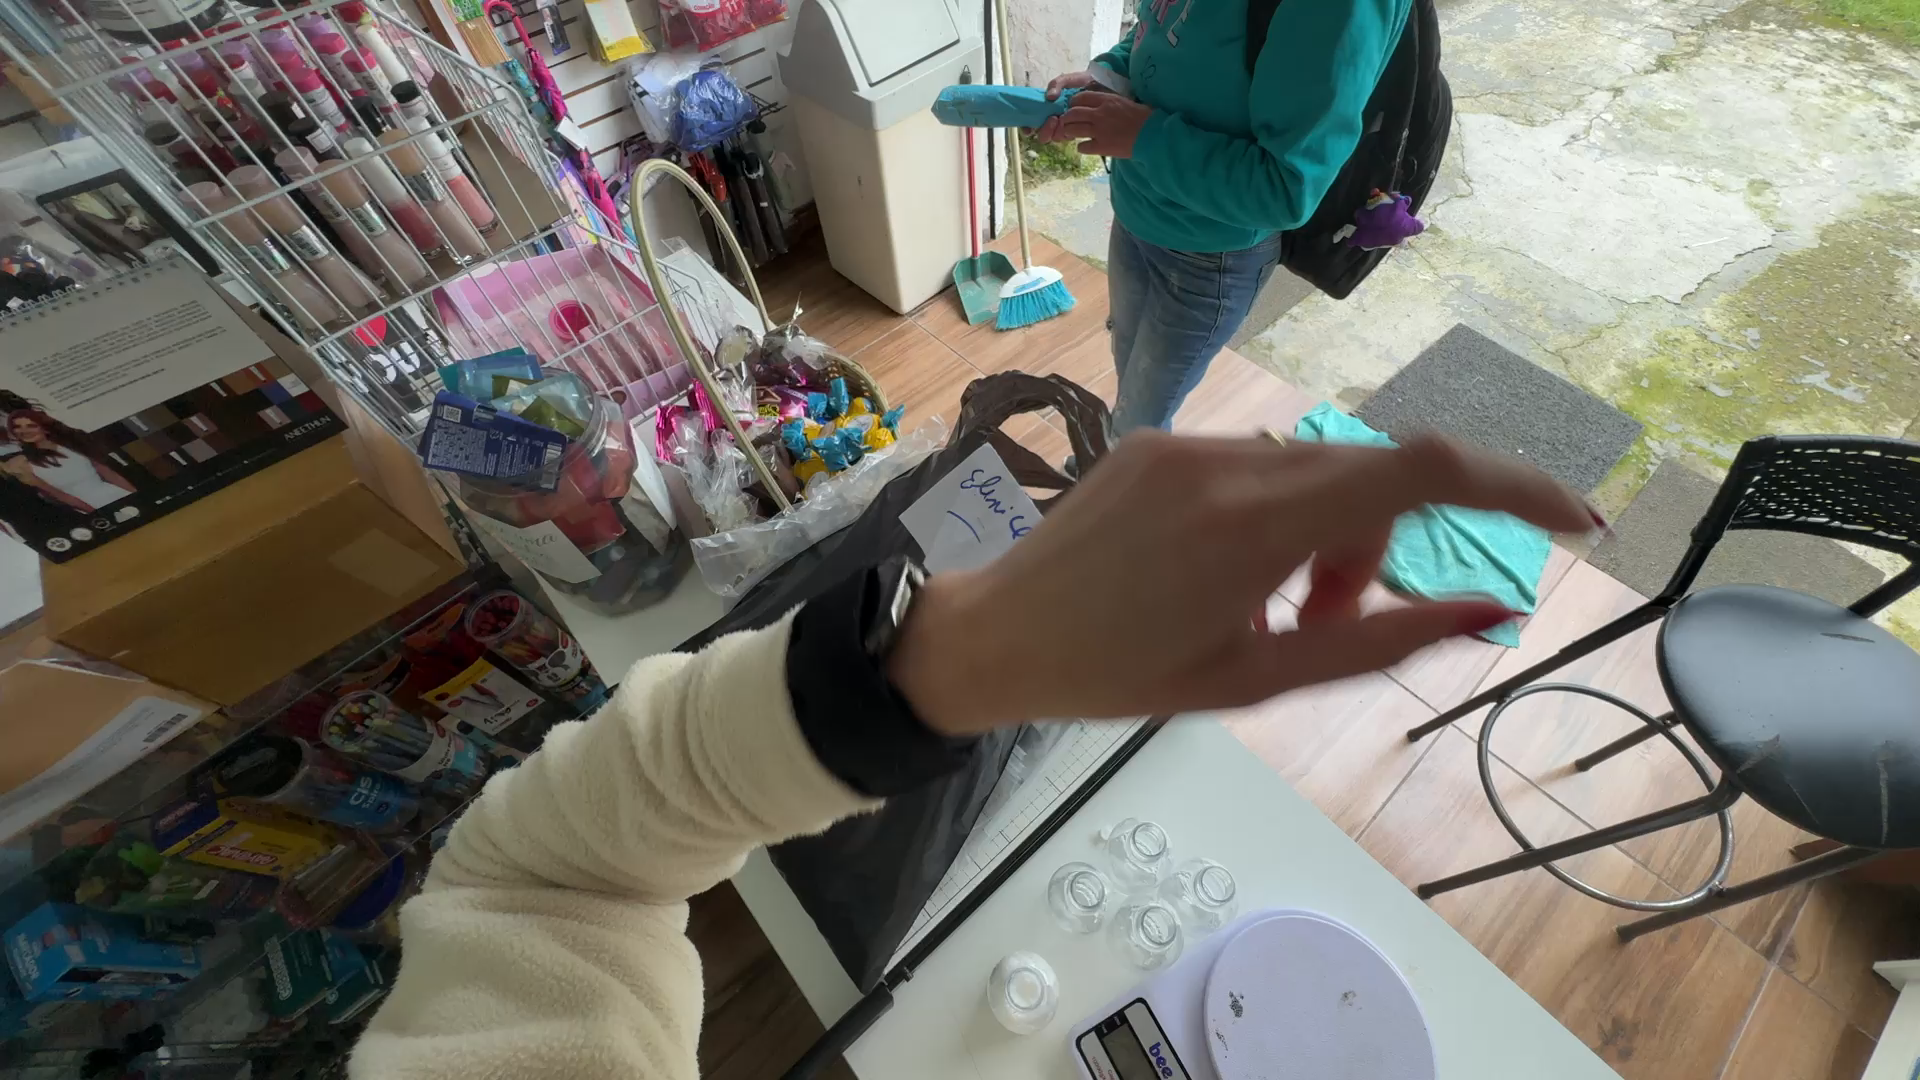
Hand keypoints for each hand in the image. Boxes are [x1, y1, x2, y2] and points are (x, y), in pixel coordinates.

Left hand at [889, 432, 1597, 735]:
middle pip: (1364, 472)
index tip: (1570, 520)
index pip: (1417, 470)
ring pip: (1307, 466)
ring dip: (1320, 528)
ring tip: (1260, 598)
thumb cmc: (1116, 677)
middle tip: (1326, 613)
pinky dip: (1270, 509)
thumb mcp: (1254, 682)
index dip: (1511, 484)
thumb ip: (1374, 642)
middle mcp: (1220, 459)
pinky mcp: (1149, 439)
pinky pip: (1248, 461)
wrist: (998, 635)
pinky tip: (1219, 562)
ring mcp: (1178, 441)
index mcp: (1250, 524)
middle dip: (1378, 542)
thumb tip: (1487, 609)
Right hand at [1032, 71, 1098, 143]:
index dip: (1027, 128)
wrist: (1101, 85)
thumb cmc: (1081, 82)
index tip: (1029, 128)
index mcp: (1047, 109)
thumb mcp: (1067, 79)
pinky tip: (1072, 123)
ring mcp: (1064, 126)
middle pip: (1043, 134)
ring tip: (1062, 119)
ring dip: (1056, 131)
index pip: (1032, 122)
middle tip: (1052, 120)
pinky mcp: (1075, 130)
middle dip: (1045, 131)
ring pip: (1055, 137)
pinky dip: (1067, 132)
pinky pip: (1068, 136)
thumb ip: (1056, 84)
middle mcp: (1054, 120)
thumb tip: (1049, 96)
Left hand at [1056, 93, 1152, 157]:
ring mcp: (1098, 131)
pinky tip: (1085, 147)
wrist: (1151, 133)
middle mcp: (1099, 113)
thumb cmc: (1142, 117)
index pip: (1080, 98)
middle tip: (1069, 124)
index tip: (1074, 108)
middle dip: (1067, 119)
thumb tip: (1099, 106)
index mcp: (1106, 100)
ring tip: (1072, 135)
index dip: (1073, 104)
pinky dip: (1081, 147)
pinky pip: (1082, 147)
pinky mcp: (1101, 146)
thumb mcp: (1124, 102)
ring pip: (1073, 129)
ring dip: (1070, 132)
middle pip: (1072, 114)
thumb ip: (1109, 104)